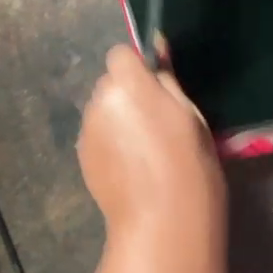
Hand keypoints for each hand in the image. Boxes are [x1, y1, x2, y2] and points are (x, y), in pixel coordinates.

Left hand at [77, 43, 224, 233]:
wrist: (162, 225)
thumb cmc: (189, 167)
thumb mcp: (191, 117)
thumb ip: (167, 81)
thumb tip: (158, 47)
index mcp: (128, 84)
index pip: (120, 54)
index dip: (136, 68)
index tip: (155, 90)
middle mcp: (100, 98)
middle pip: (110, 82)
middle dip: (126, 94)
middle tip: (153, 123)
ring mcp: (87, 127)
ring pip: (102, 109)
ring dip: (117, 118)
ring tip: (143, 151)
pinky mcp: (81, 153)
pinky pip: (97, 134)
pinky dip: (109, 142)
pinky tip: (129, 168)